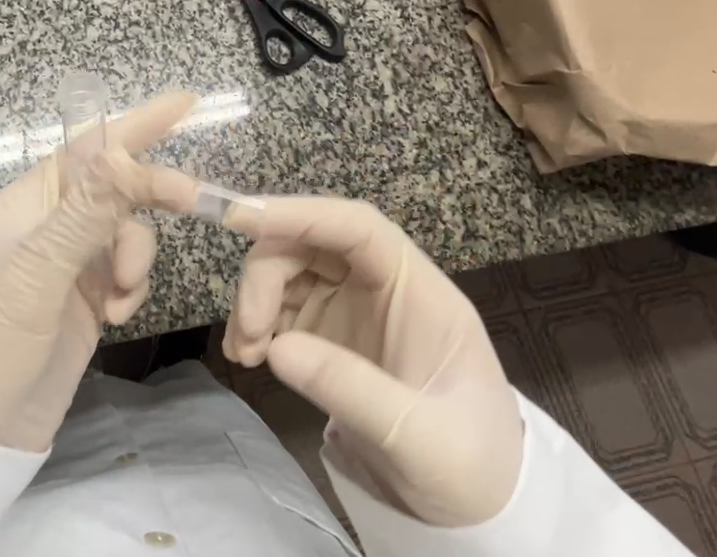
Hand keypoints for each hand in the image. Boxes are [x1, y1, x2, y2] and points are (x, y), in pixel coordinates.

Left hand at [0, 90, 200, 451]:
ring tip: (120, 293)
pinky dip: (131, 286)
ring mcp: (67, 262)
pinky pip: (124, 273)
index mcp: (28, 202)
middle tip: (195, 199)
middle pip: (115, 188)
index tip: (185, 102)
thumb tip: (120, 152)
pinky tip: (117, 313)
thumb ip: (84, 212)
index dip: (135, 125)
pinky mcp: (83, 299)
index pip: (88, 148)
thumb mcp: (37, 270)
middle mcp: (49, 223)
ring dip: (135, 256)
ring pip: (125, 233)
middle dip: (151, 194)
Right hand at [222, 196, 523, 527]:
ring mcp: (350, 303)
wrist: (475, 502)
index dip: (299, 213)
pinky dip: (253, 322)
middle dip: (265, 274)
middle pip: (308, 242)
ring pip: (286, 267)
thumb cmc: (468, 464)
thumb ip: (352, 390)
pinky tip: (248, 356)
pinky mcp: (325, 329)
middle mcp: (380, 284)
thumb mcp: (421, 439)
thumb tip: (277, 349)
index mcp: (418, 291)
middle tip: (249, 331)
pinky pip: (277, 303)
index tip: (240, 217)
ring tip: (245, 355)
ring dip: (253, 300)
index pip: (355, 226)